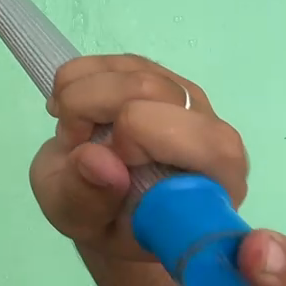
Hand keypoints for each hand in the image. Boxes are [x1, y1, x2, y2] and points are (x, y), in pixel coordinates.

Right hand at [29, 54, 285, 285]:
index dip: (148, 143)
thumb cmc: (106, 219)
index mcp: (214, 181)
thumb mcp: (83, 225)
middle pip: (151, 91)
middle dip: (91, 110)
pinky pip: (105, 60)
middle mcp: (210, 131)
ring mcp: (183, 95)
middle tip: (75, 143)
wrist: (103, 198)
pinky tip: (73, 113)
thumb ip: (86, 200)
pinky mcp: (153, 70)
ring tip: (73, 133)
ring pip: (127, 71)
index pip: (211, 146)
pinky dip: (72, 82)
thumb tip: (97, 159)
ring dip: (78, 98)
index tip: (115, 167)